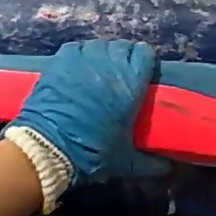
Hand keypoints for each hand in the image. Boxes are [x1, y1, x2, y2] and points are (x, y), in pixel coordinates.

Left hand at [9, 39, 161, 183]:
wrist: (46, 150)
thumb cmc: (91, 152)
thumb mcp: (125, 162)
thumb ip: (150, 164)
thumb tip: (168, 170)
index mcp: (131, 83)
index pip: (146, 53)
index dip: (144, 60)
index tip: (140, 71)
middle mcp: (111, 65)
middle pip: (123, 46)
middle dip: (123, 56)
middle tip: (118, 74)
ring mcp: (84, 59)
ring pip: (99, 44)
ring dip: (101, 54)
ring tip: (96, 69)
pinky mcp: (61, 61)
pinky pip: (76, 47)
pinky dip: (79, 54)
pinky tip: (76, 67)